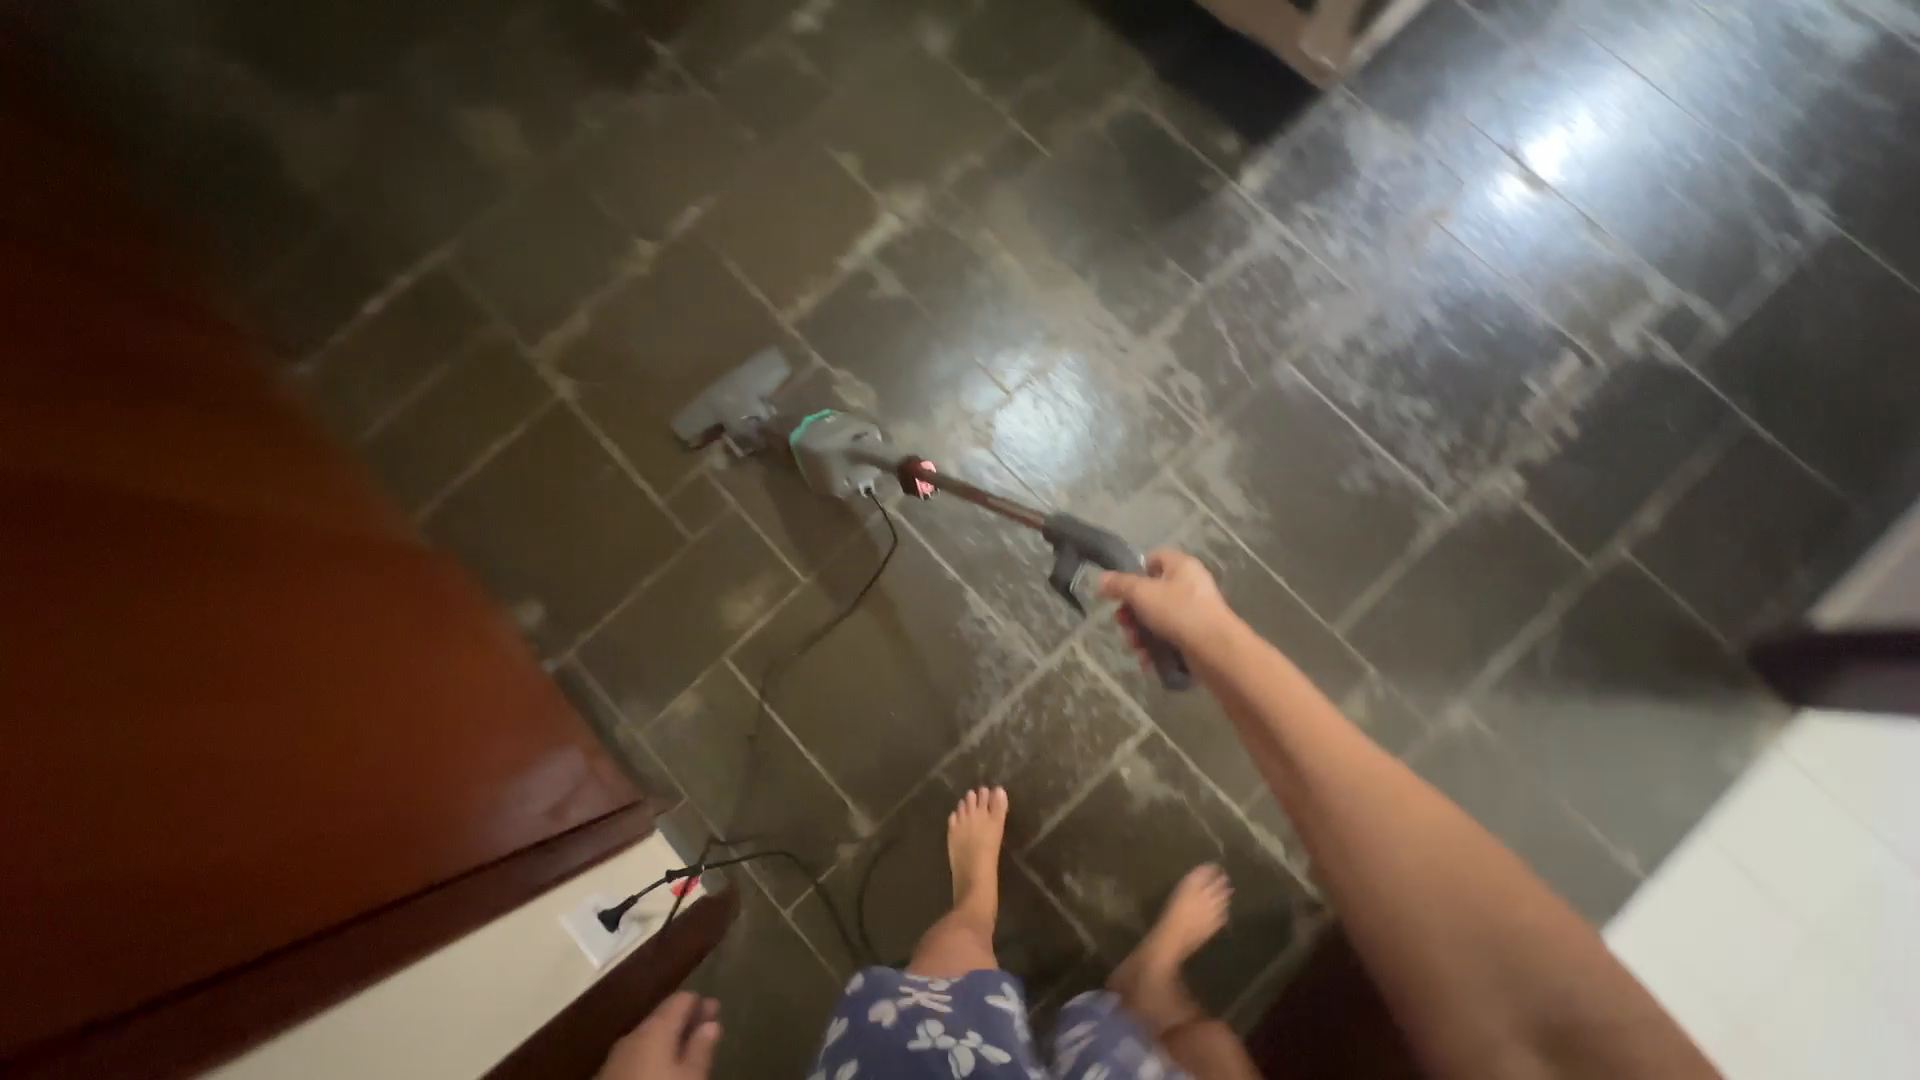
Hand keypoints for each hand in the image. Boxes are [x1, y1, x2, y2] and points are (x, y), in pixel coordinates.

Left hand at [600, 992, 720, 1079]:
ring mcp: (615, 1057)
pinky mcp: (605, 1078)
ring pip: (647, 1039)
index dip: (700, 1003)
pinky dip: (650, 1057)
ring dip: (667, 1041)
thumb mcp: (690, 1078)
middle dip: (684, 1022)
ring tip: (684, 1052)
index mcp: (656, 1028)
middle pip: (662, 1017)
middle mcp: (633, 1035)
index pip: (681, 1000)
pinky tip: (658, 1071)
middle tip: (704, 1029)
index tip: (715, 1010)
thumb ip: (701, 1048)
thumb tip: (710, 1025)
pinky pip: (634, 1057)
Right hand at [1099, 549, 1237, 659]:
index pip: (1154, 559)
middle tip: (1123, 624)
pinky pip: (1169, 636)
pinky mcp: (1196, 635)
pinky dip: (1155, 646)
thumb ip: (1119, 585)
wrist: (1214, 648)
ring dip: (1140, 633)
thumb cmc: (1177, 611)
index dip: (1135, 572)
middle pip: (1151, 593)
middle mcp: (1190, 584)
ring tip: (1135, 646)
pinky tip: (1147, 659)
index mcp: (1181, 566)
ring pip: (1157, 618)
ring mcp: (1194, 611)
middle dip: (1132, 612)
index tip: (1122, 590)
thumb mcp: (1141, 593)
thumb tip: (1101, 579)